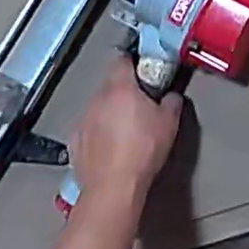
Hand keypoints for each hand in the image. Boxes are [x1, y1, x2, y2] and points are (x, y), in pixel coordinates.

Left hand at [70, 56, 183, 206]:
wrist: (113, 189)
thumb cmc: (141, 153)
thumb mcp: (169, 123)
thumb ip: (172, 102)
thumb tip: (172, 97)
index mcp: (121, 87)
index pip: (122, 59)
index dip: (132, 61)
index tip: (142, 68)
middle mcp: (98, 99)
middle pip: (110, 83)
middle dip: (124, 90)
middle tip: (140, 103)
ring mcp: (84, 120)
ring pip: (99, 106)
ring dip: (110, 112)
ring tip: (127, 130)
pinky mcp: (76, 142)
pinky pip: (89, 129)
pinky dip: (98, 134)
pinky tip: (111, 148)